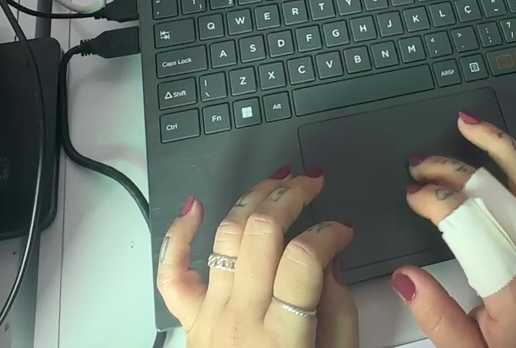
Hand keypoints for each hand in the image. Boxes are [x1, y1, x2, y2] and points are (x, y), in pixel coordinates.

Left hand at [157, 165, 357, 347]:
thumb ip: (340, 308)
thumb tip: (331, 255)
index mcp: (282, 338)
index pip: (304, 257)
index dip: (329, 231)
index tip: (343, 229)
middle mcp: (240, 320)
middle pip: (262, 231)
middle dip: (293, 195)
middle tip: (314, 184)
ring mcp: (210, 317)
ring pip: (226, 233)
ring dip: (253, 196)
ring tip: (277, 182)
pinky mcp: (190, 321)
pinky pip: (172, 272)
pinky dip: (179, 234)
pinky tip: (195, 207)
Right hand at [391, 107, 515, 347]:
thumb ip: (437, 317)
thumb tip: (405, 276)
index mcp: (512, 281)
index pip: (464, 220)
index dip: (433, 199)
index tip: (413, 194)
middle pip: (488, 189)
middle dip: (448, 170)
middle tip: (420, 165)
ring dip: (494, 142)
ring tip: (467, 122)